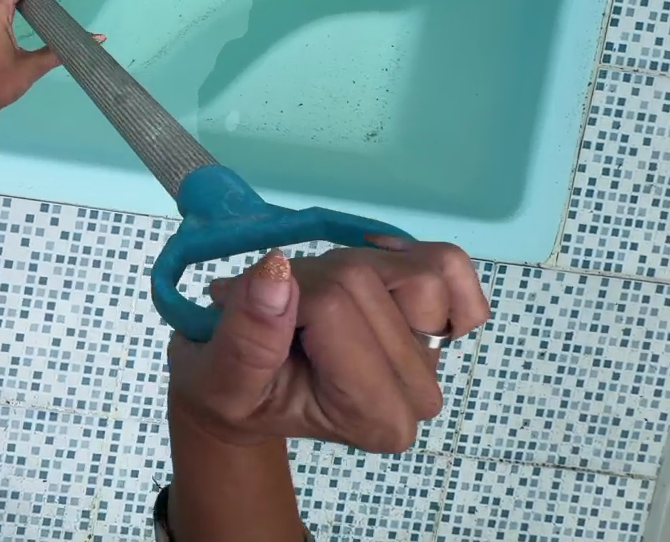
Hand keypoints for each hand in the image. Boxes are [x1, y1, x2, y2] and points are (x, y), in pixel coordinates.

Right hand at [169, 242, 489, 453]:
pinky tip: (369, 262)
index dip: (277, 293)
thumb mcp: (218, 376)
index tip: (244, 314)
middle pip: (366, 284)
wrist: (243, 394)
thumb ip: (248, 333)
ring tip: (304, 290)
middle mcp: (417, 393)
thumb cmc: (226, 389)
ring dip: (344, 264)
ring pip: (409, 271)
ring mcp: (430, 359)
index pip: (332, 308)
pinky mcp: (432, 328)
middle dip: (305, 277)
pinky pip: (451, 271)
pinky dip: (410, 254)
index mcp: (372, 416)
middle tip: (266, 302)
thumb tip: (276, 268)